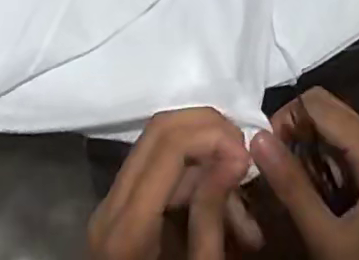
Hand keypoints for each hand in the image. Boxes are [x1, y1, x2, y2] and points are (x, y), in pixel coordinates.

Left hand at [88, 108, 250, 259]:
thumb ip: (212, 215)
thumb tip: (238, 155)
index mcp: (127, 228)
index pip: (169, 144)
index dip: (214, 135)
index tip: (247, 157)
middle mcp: (110, 206)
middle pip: (161, 130)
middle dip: (210, 129)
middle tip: (244, 154)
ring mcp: (111, 206)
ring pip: (162, 145)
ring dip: (207, 156)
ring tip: (244, 194)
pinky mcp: (119, 212)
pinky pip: (160, 171)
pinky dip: (196, 177)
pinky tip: (227, 211)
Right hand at [250, 88, 358, 259]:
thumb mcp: (327, 238)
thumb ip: (293, 188)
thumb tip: (257, 138)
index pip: (317, 104)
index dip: (284, 119)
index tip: (258, 152)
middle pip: (324, 108)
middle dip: (291, 127)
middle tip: (267, 162)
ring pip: (330, 126)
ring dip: (300, 141)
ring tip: (278, 172)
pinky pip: (338, 146)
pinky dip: (314, 155)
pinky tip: (299, 182)